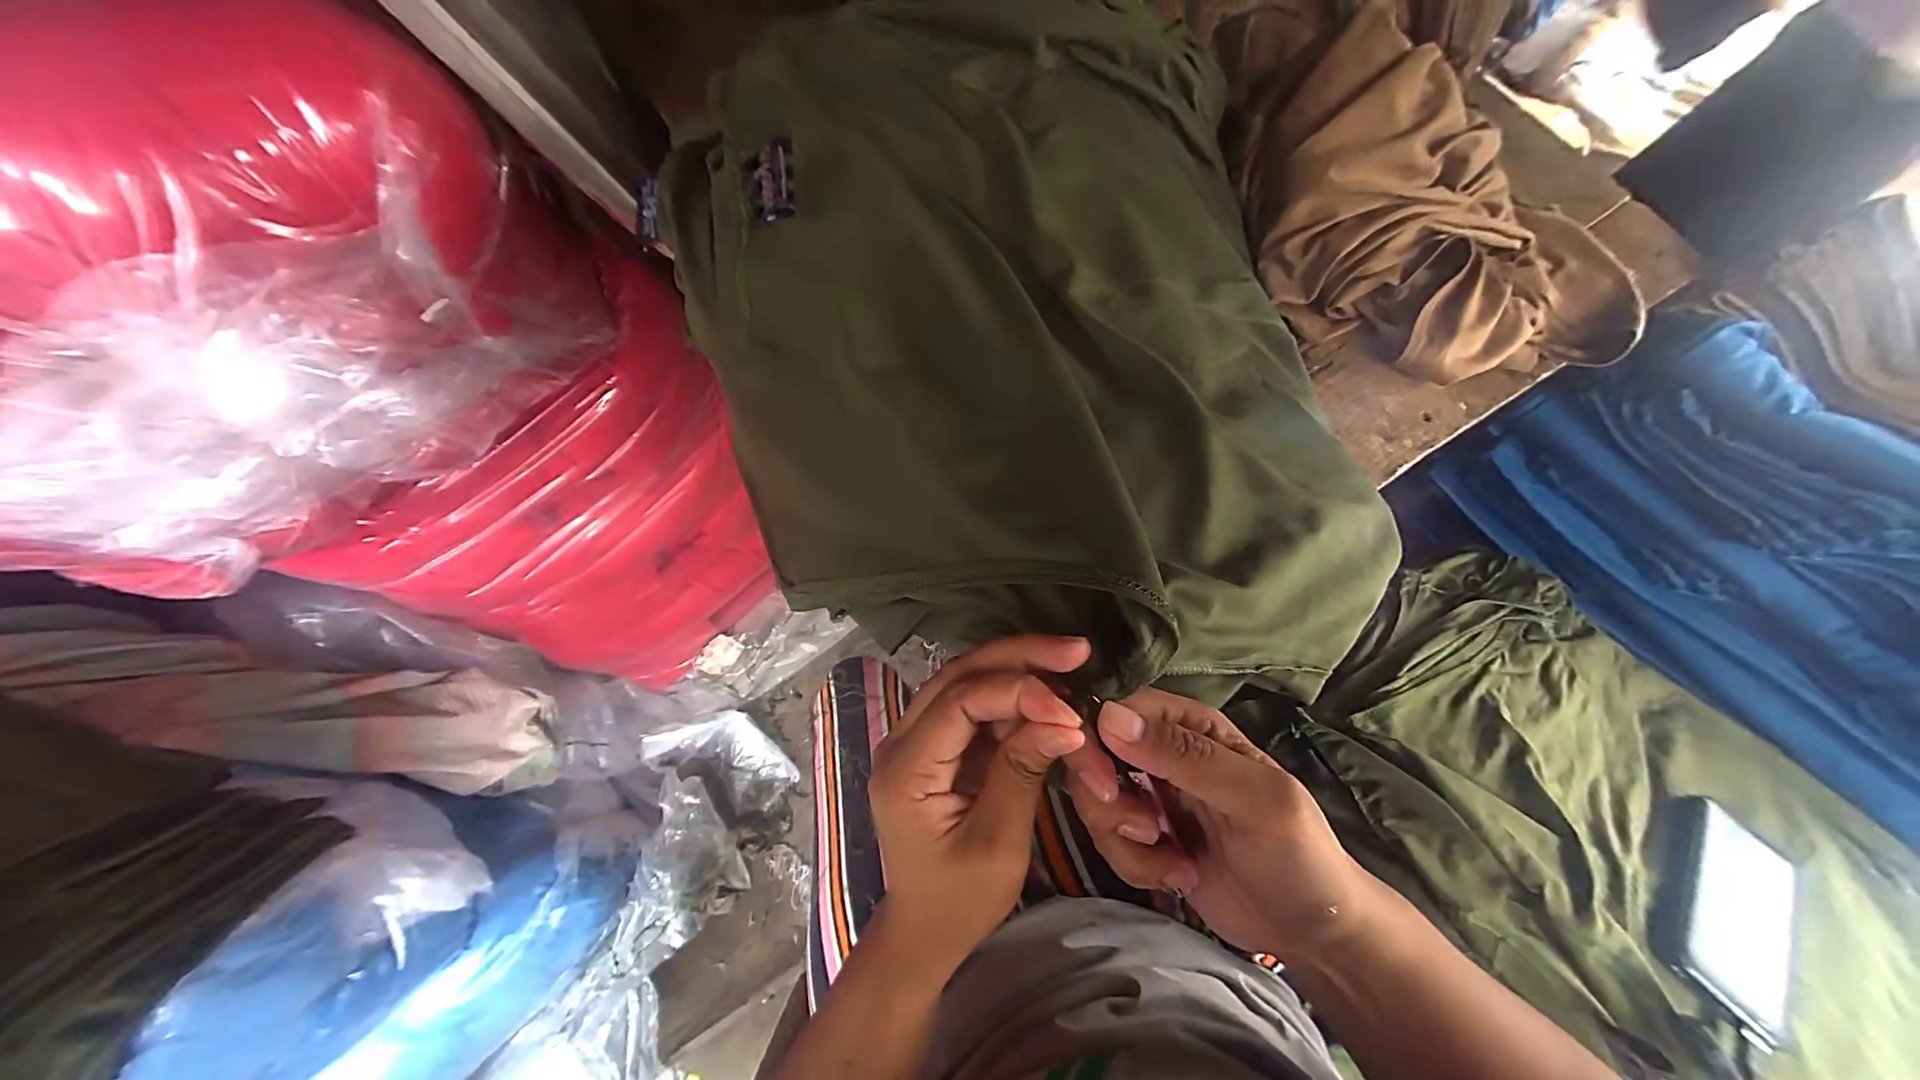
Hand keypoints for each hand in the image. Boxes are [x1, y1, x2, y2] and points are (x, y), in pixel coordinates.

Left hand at [867, 636, 1089, 971]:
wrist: (925, 931)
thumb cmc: (958, 901)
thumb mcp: (997, 843)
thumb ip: (1022, 772)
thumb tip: (1066, 721)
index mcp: (906, 768)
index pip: (959, 701)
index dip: (1016, 693)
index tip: (1069, 710)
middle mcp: (903, 740)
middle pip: (960, 675)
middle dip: (1019, 658)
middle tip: (1076, 650)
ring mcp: (918, 739)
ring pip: (969, 681)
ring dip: (1020, 671)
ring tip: (1071, 664)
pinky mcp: (939, 746)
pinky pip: (977, 705)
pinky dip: (1016, 698)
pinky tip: (1051, 695)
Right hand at [1061, 688, 1377, 960]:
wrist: (1312, 933)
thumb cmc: (1298, 853)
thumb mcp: (1252, 799)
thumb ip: (1184, 755)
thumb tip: (1110, 716)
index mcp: (1189, 724)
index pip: (1117, 706)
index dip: (1094, 737)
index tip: (1104, 782)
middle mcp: (1159, 750)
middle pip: (1092, 751)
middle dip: (1105, 797)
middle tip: (1145, 830)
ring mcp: (1147, 794)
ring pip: (1094, 798)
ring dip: (1125, 838)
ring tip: (1174, 862)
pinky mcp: (1141, 836)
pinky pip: (1104, 838)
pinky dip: (1133, 864)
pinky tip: (1177, 877)